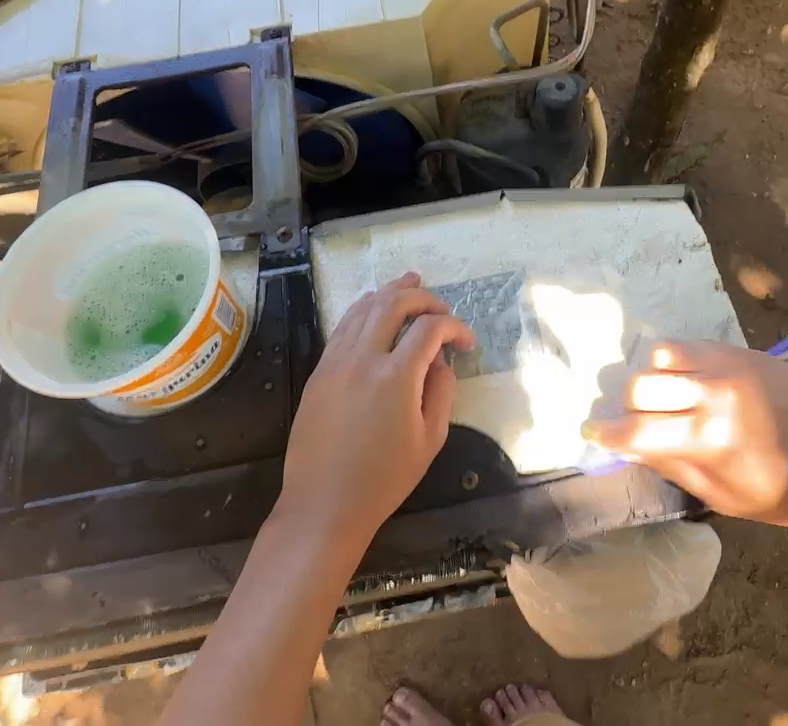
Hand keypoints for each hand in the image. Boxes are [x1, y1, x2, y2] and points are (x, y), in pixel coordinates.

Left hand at [280, 273, 475, 543]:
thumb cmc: (383, 479)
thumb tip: (441, 360)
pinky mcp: (320, 370)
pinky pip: (343, 326)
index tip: (467, 342)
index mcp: (395, 377)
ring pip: (364, 307)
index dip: (455, 327)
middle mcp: (363, 358)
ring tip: (411, 282)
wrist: (323, 504)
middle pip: (394, 303)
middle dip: (423, 297)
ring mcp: (336, 361)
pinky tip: (375, 307)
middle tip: (442, 307)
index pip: (430, 328)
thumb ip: (441, 391)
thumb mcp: (430, 440)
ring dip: (391, 292)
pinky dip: (365, 309)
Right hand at [583, 340, 787, 533]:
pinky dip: (676, 360)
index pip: (637, 429)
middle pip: (641, 385)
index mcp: (711, 440)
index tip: (591, 432)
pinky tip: (686, 380)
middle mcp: (714, 393)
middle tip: (635, 421)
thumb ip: (676, 466)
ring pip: (660, 354)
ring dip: (651, 377)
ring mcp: (729, 365)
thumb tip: (632, 445)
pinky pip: (690, 344)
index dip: (607, 432)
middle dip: (627, 406)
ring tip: (663, 397)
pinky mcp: (742, 350)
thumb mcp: (729, 498)